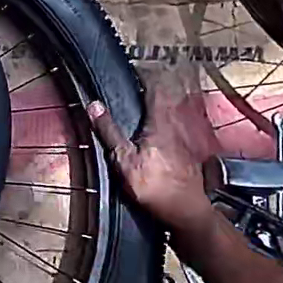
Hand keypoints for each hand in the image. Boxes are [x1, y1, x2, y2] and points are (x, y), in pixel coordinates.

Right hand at [87, 80, 222, 233]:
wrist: (185, 213)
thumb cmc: (155, 188)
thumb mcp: (123, 159)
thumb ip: (109, 131)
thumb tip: (94, 106)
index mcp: (160, 123)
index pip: (156, 88)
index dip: (147, 75)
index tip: (137, 68)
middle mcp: (176, 128)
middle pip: (169, 98)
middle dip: (159, 86)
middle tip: (147, 78)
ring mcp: (185, 141)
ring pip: (175, 113)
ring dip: (165, 102)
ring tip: (152, 99)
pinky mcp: (188, 156)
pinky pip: (178, 130)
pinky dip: (168, 122)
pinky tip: (160, 131)